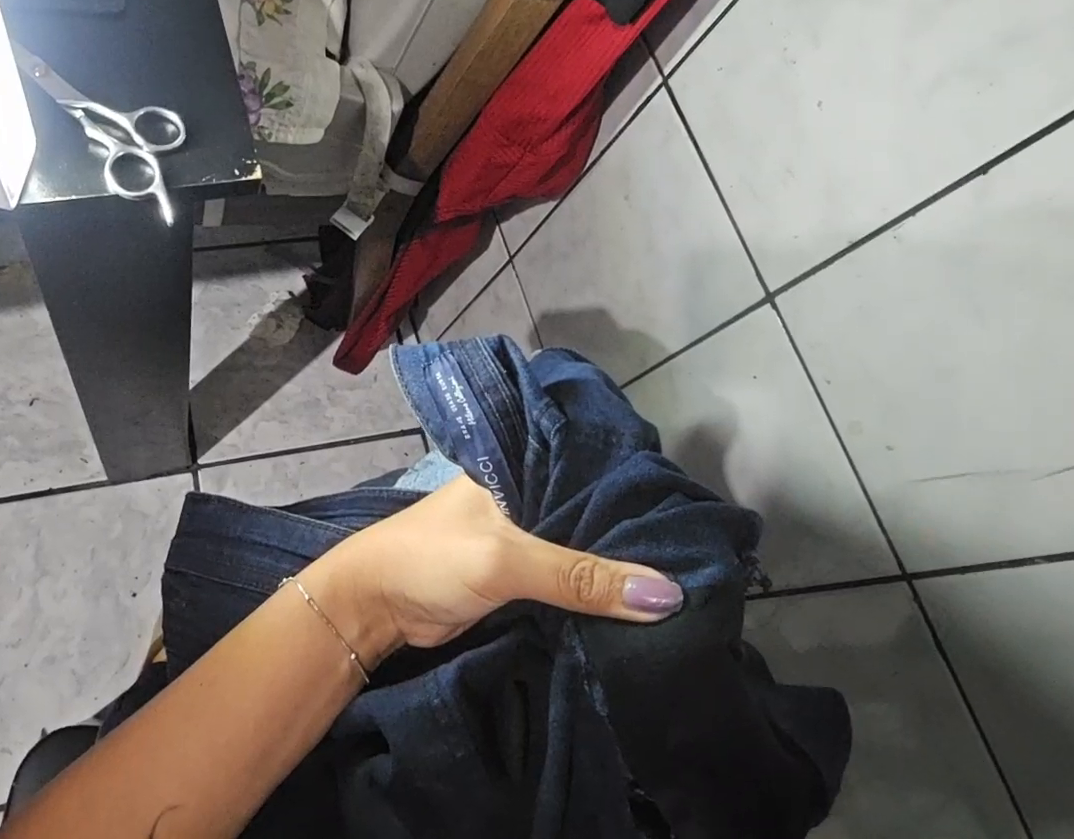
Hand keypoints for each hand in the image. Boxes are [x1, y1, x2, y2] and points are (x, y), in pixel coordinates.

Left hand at [297, 475, 685, 665]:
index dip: (633, 485)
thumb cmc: (432, 558)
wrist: (375, 607)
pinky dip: (595, 592)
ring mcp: (520, 537)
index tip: (690, 508)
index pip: (588, 466)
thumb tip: (668, 595)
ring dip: (616, 567)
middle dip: (631, 531)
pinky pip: (568, 579)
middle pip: (589, 510)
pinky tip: (637, 605)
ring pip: (581, 547)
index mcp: (517, 467)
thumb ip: (579, 574)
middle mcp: (523, 494)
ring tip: (684, 579)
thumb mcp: (505, 560)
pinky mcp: (517, 575)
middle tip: (697, 551)